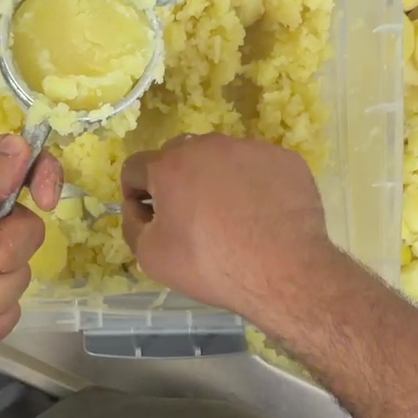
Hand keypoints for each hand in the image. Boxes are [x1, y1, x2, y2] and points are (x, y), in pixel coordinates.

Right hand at [121, 134, 340, 319]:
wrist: (285, 271)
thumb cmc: (210, 265)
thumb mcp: (152, 257)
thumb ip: (132, 225)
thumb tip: (137, 209)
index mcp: (169, 165)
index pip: (135, 167)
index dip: (134, 193)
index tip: (148, 218)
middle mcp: (208, 145)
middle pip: (177, 157)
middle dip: (174, 183)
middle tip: (187, 218)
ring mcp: (250, 148)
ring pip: (219, 159)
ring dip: (214, 181)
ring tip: (229, 218)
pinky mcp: (284, 158)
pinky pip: (255, 167)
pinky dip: (250, 185)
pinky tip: (259, 215)